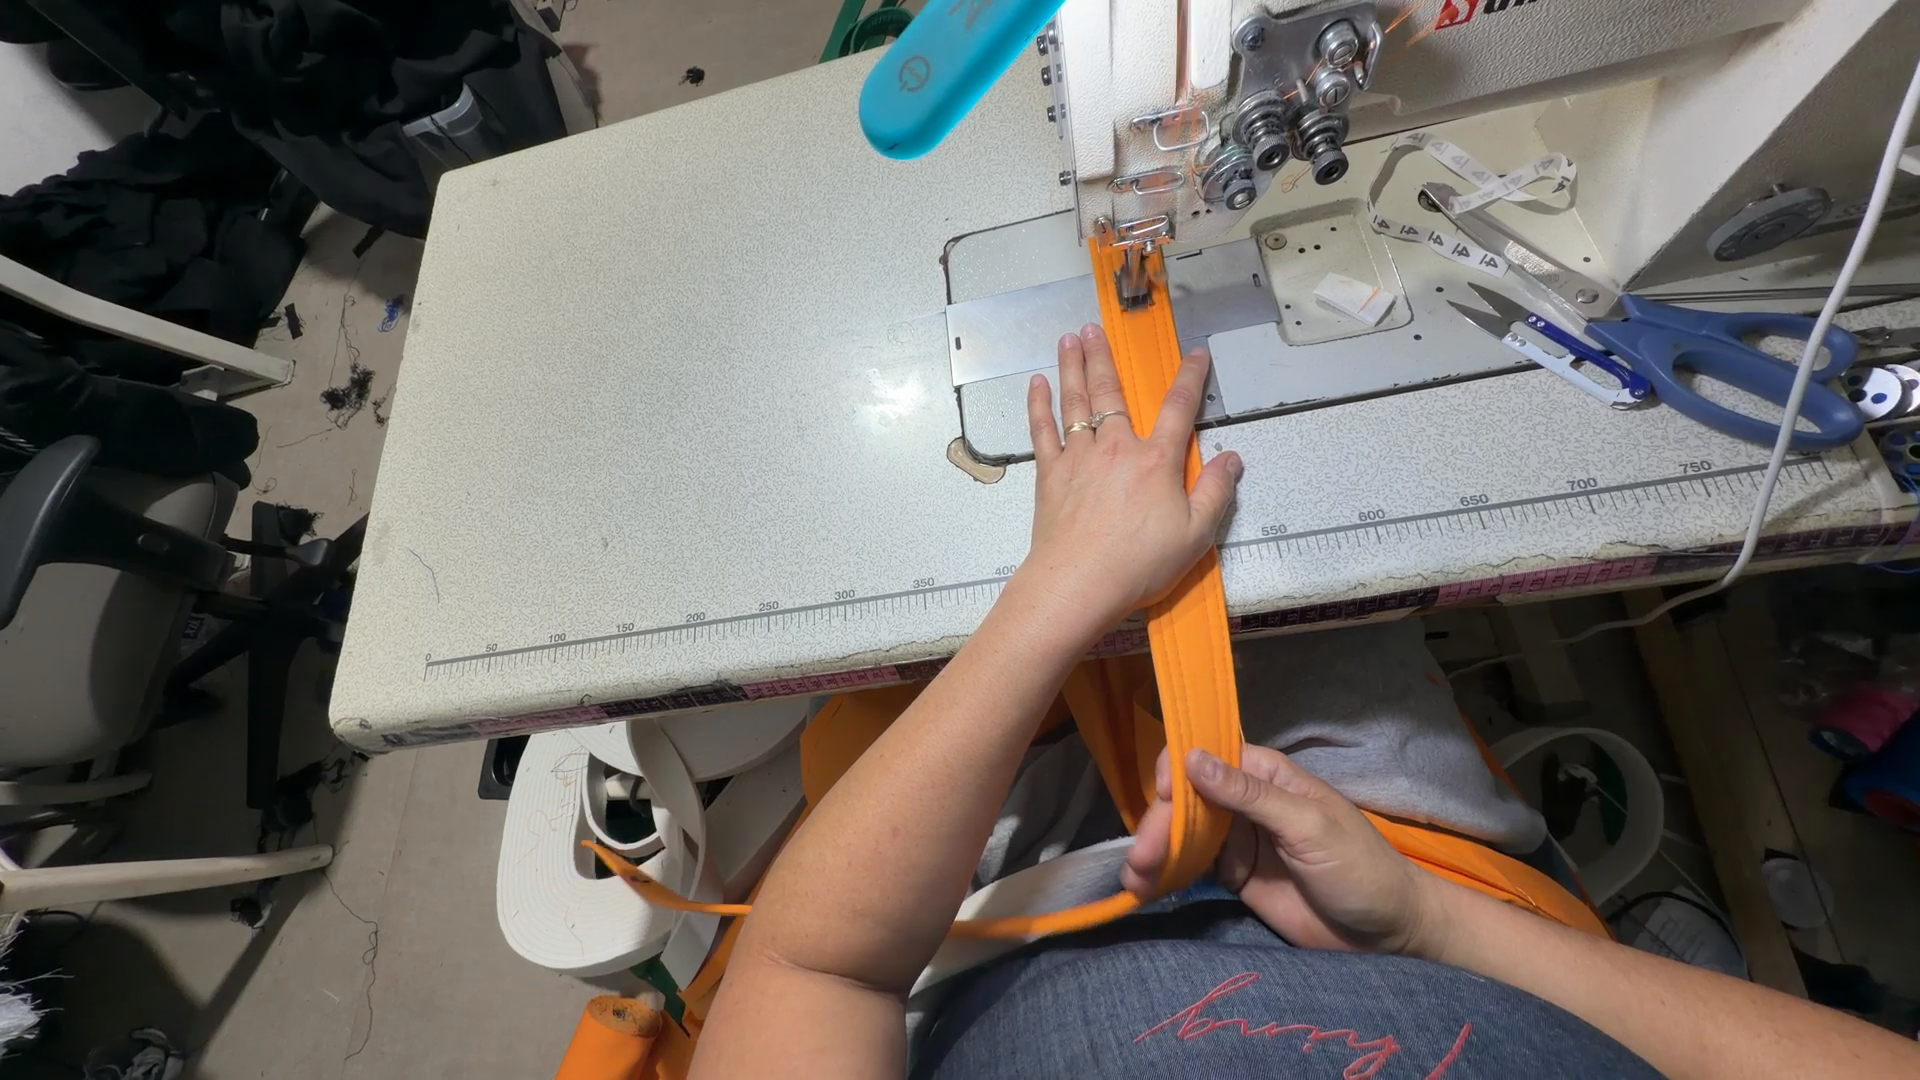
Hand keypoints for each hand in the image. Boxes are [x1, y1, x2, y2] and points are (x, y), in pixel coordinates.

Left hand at [1018, 324, 1241, 632]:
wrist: (1079, 582)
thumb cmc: (1138, 563)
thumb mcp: (1196, 535)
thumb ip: (1216, 493)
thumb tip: (1233, 460)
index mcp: (1156, 461)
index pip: (1179, 409)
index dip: (1191, 378)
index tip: (1195, 354)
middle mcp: (1115, 448)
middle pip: (1111, 392)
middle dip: (1104, 357)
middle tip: (1095, 328)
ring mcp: (1078, 457)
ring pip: (1075, 402)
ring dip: (1072, 367)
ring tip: (1069, 339)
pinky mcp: (1050, 474)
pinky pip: (1042, 430)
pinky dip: (1039, 405)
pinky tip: (1037, 384)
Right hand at [1121, 744, 1442, 955]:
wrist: (1392, 937)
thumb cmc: (1360, 867)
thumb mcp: (1308, 825)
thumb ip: (1249, 794)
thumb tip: (1192, 757)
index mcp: (1262, 775)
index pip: (1206, 757)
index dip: (1177, 770)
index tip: (1161, 796)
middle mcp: (1241, 800)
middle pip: (1186, 801)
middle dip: (1160, 826)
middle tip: (1141, 860)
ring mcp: (1235, 839)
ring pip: (1182, 834)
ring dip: (1155, 851)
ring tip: (1134, 879)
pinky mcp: (1232, 875)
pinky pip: (1191, 866)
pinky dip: (1166, 874)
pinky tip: (1145, 886)